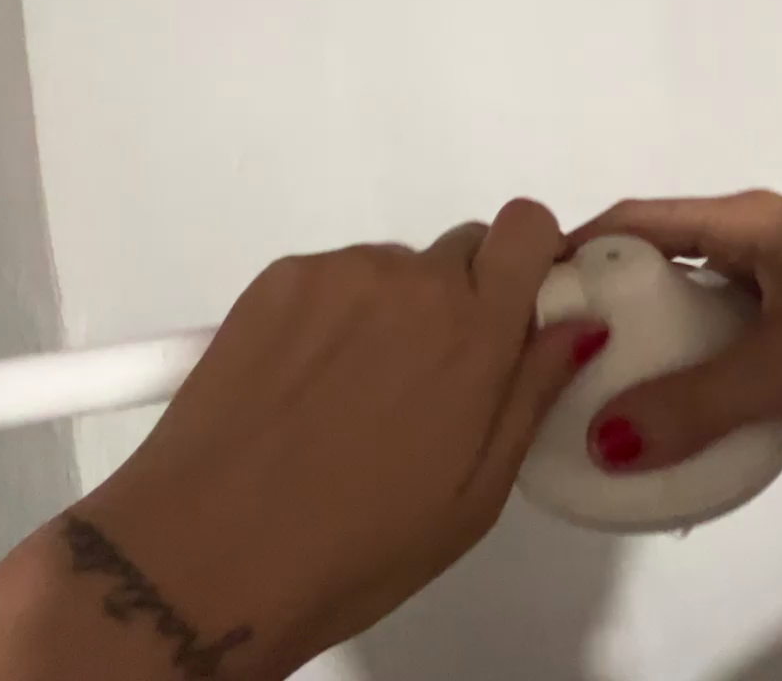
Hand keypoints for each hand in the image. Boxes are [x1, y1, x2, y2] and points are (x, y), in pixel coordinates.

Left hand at [68, 200, 607, 679]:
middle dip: (464, 295)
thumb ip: (533, 391)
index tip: (517, 304)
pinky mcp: (280, 276)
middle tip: (429, 373)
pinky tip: (308, 379)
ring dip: (396, 308)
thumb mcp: (475, 494)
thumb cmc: (359, 544)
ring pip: (397, 266)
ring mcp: (339, 271)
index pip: (526, 225)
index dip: (531, 256)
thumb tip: (579, 323)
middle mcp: (410, 278)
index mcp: (472, 330)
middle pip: (463, 247)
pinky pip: (337, 275)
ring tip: (353, 390)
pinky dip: (339, 311)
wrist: (202, 557)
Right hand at [571, 191, 781, 472]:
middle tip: (556, 348)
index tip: (528, 293)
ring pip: (690, 296)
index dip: (576, 247)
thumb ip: (700, 402)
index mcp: (740, 222)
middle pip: (654, 256)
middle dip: (604, 294)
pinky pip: (724, 328)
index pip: (633, 220)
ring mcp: (778, 277)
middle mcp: (751, 238)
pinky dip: (692, 355)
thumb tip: (605, 441)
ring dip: (648, 329)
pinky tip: (679, 398)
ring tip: (601, 378)